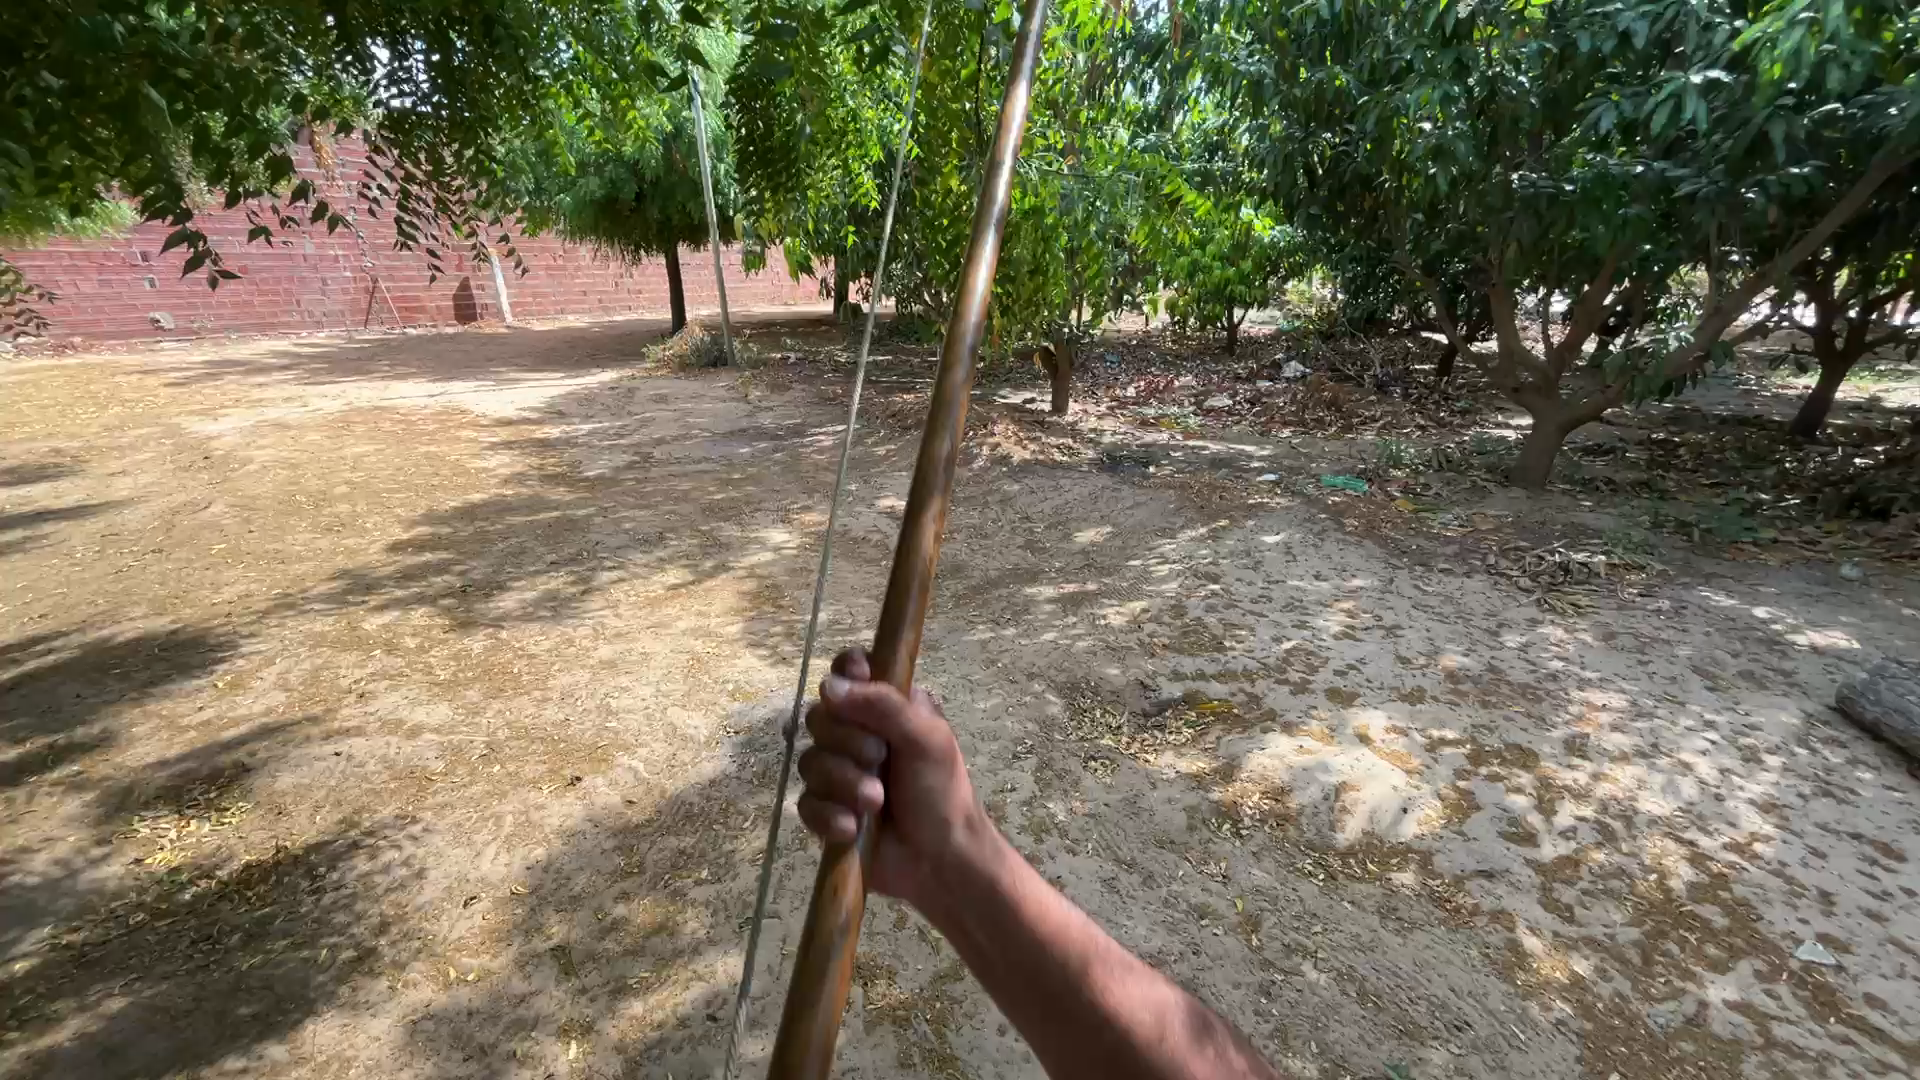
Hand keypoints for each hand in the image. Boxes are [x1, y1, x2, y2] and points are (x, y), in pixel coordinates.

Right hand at [797, 649, 993, 909]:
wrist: (939, 861)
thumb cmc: (942, 791)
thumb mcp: (926, 738)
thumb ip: (883, 705)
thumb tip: (828, 686)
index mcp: (888, 705)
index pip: (850, 670)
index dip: (844, 675)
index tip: (850, 689)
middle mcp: (859, 731)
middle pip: (821, 716)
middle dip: (848, 742)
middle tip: (880, 759)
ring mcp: (840, 772)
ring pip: (810, 761)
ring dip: (844, 783)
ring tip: (876, 802)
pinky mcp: (827, 810)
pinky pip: (806, 803)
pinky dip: (830, 816)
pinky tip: (854, 828)